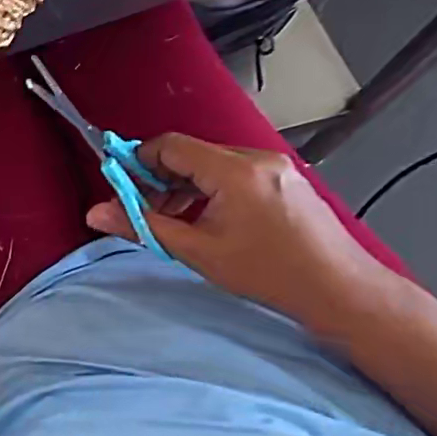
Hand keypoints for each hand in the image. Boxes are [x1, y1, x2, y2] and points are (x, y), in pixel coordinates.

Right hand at [87, 135, 407, 334]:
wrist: (341, 290)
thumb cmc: (268, 273)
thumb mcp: (197, 251)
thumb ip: (143, 226)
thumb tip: (95, 213)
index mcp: (233, 171)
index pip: (170, 145)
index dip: (138, 161)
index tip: (121, 187)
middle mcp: (254, 157)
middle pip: (190, 153)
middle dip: (159, 178)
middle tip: (144, 210)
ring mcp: (273, 165)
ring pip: (211, 163)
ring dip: (183, 185)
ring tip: (172, 219)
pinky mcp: (284, 177)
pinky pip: (233, 172)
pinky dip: (209, 188)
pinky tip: (204, 218)